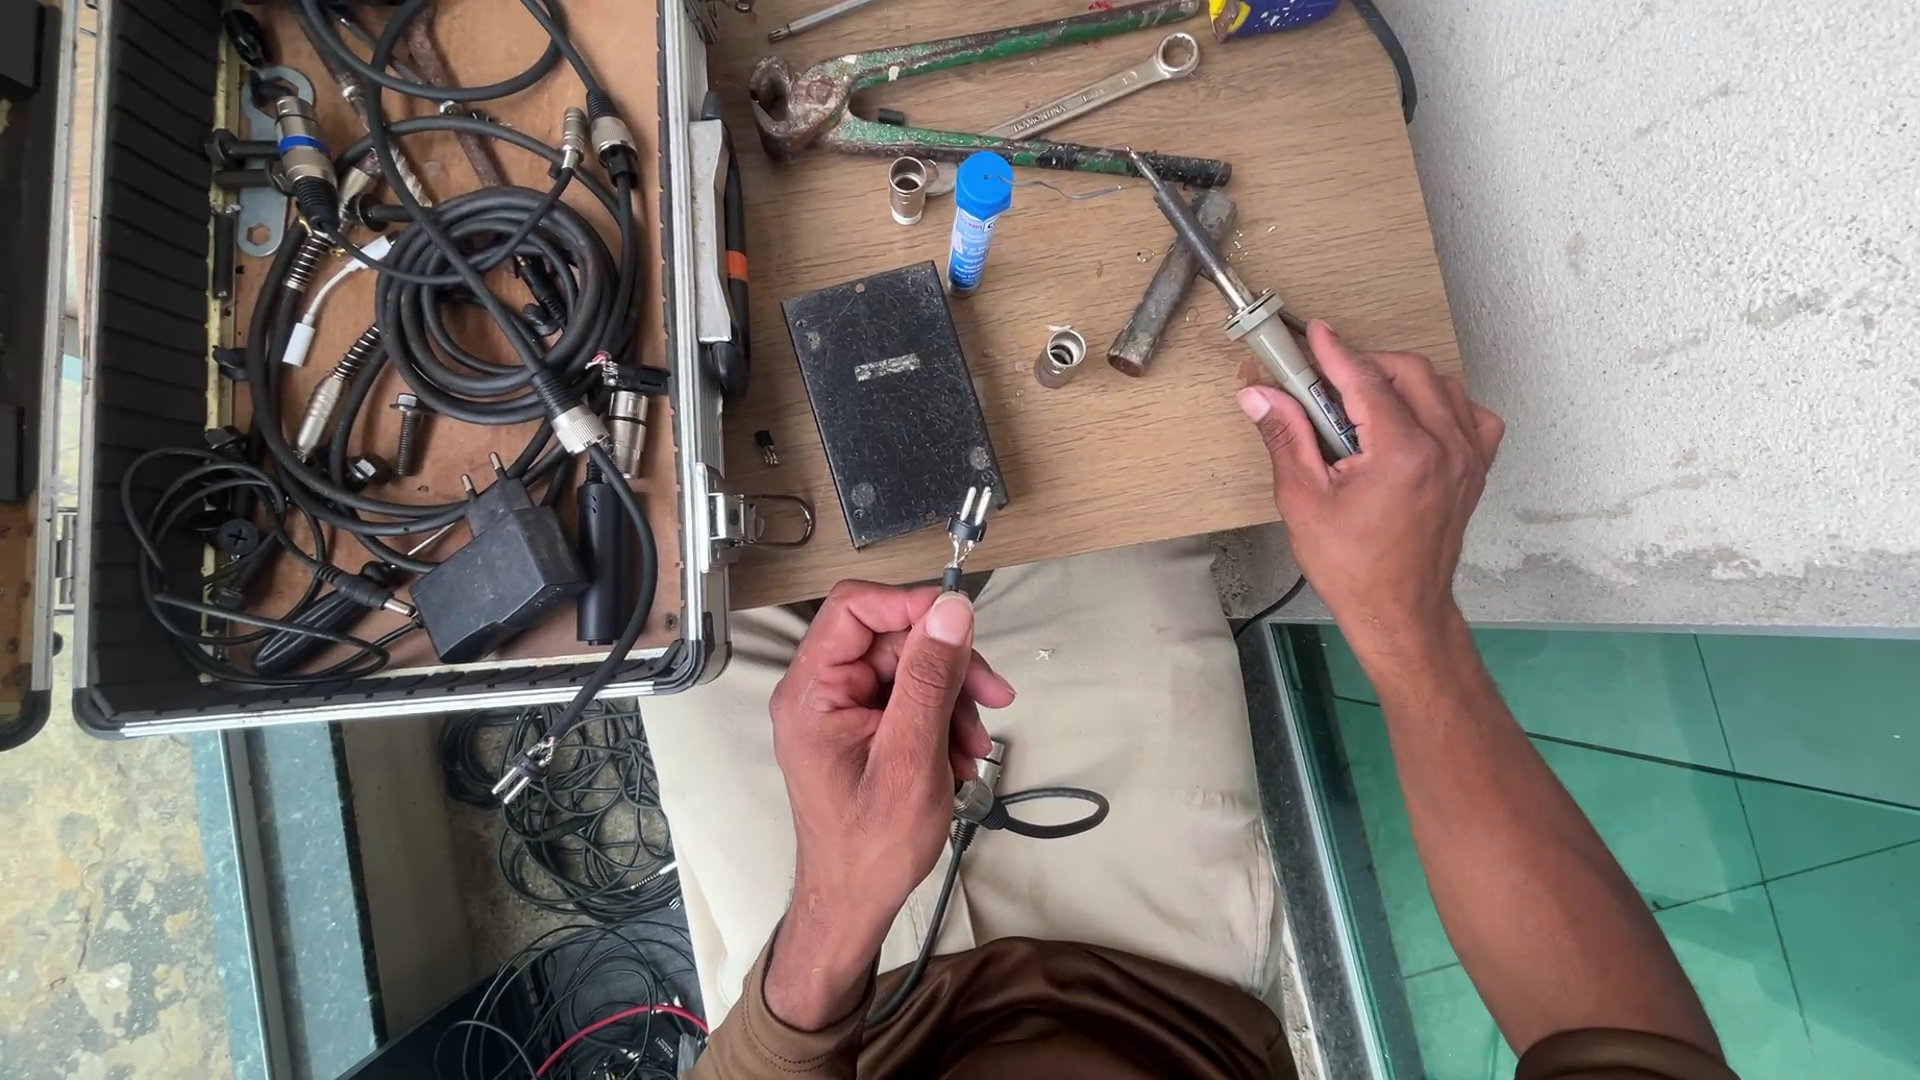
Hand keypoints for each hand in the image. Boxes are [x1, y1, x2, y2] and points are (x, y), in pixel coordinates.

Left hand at [762, 583, 1012, 1028]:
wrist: (855, 905)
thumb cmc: (872, 847)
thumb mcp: (910, 758)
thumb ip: (930, 678)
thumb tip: (951, 609)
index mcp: (812, 690)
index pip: (853, 608)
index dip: (909, 604)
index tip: (960, 623)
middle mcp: (821, 690)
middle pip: (893, 639)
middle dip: (948, 666)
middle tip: (993, 697)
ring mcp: (842, 708)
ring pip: (910, 668)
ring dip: (953, 699)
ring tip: (975, 746)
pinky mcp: (863, 726)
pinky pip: (910, 698)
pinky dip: (943, 719)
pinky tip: (960, 755)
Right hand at [1238, 320, 1503, 655]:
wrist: (1398, 608)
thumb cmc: (1350, 565)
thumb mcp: (1302, 499)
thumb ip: (1285, 437)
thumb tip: (1259, 396)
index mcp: (1403, 452)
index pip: (1365, 381)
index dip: (1334, 353)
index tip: (1314, 334)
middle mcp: (1446, 446)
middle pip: (1407, 371)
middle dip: (1363, 365)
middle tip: (1323, 381)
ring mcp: (1470, 456)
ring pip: (1440, 385)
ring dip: (1398, 380)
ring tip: (1358, 403)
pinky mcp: (1476, 468)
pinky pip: (1467, 412)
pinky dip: (1437, 402)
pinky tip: (1407, 419)